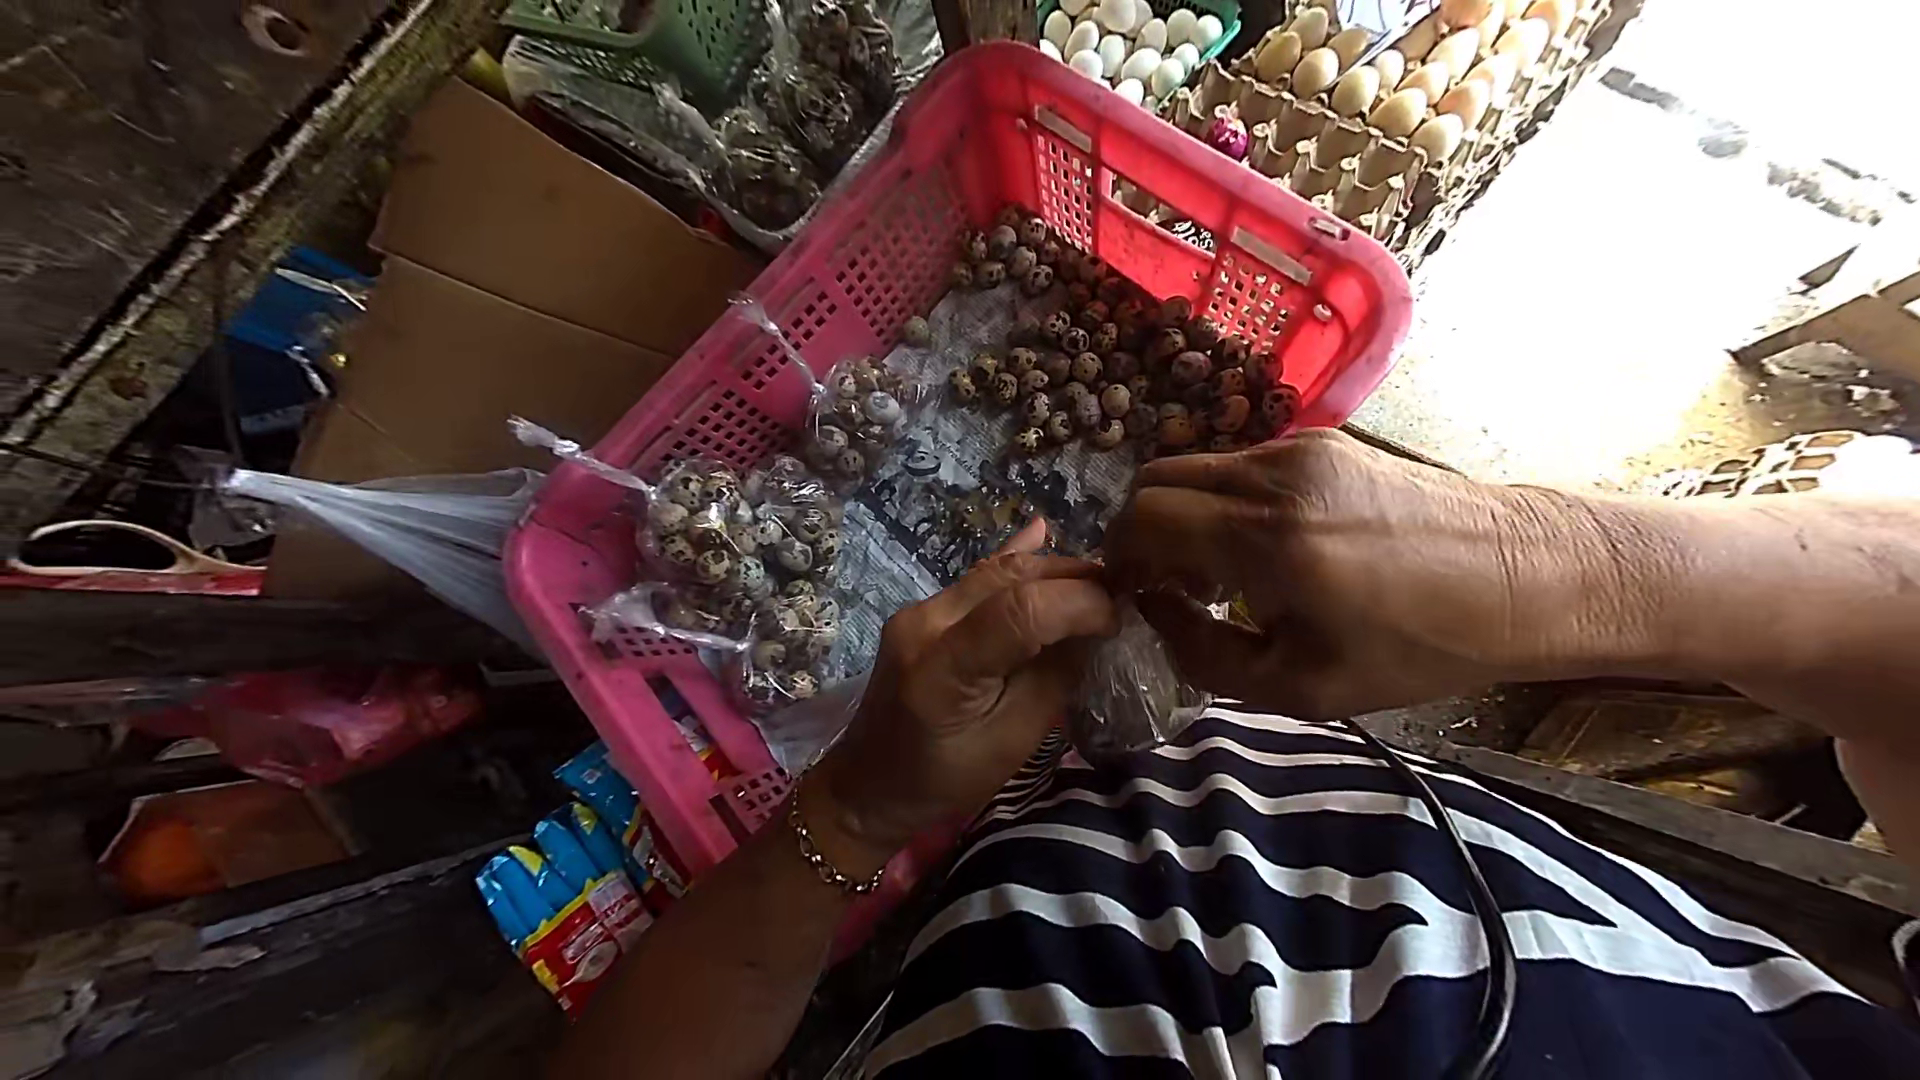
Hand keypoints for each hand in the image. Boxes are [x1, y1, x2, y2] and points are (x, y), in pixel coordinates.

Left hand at [806, 519, 1119, 872]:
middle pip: (1008, 578)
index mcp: (943, 671)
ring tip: (1096, 579)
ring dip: (1049, 570)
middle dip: (1071, 576)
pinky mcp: (920, 610)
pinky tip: (1041, 533)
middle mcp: (924, 624)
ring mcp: (917, 611)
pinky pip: (975, 580)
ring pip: (994, 572)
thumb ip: (1055, 676)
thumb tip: (1095, 626)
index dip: (1079, 602)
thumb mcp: (1015, 741)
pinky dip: (1015, 565)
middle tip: (1119, 589)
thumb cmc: (946, 780)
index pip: (1019, 611)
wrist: (870, 780)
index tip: (1118, 614)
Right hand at [1103, 428, 1661, 717]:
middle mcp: (1272, 476)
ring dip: (1178, 515)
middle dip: (1138, 531)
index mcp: (1266, 539)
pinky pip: (1235, 464)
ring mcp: (1297, 449)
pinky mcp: (1320, 440)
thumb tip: (1152, 607)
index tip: (1130, 590)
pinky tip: (1256, 542)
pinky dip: (1218, 501)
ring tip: (1211, 567)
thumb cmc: (1420, 646)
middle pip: (1154, 480)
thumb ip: (1202, 654)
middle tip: (1163, 580)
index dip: (1119, 554)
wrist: (1536, 576)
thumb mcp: (1301, 687)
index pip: (1143, 519)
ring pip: (1192, 468)